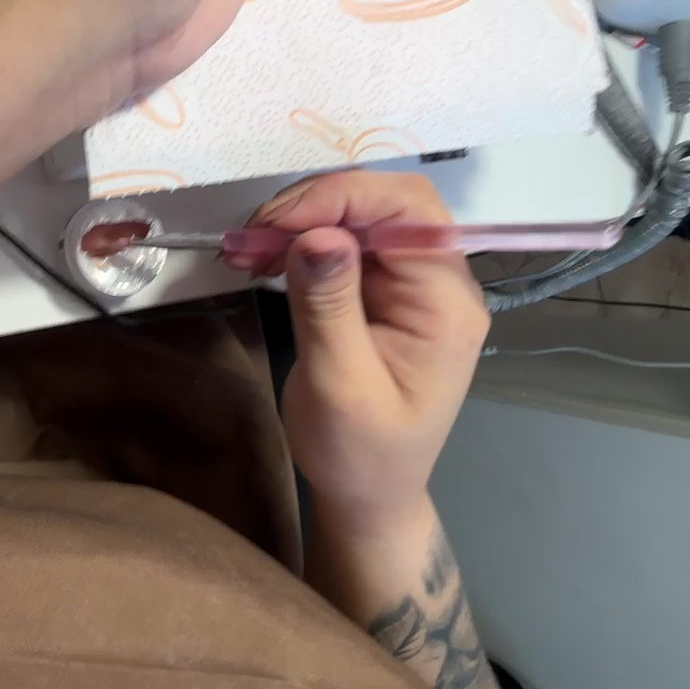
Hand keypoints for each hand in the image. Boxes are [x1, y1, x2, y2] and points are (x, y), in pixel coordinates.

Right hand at [234, 171, 489, 538]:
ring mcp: (407, 282)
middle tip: (252, 236)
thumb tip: (317, 235)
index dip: (338, 198)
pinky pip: (339, 241)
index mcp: (443, 302)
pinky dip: (295, 240)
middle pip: (382, 202)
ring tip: (246, 251)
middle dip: (312, 205)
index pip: (406, 210)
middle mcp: (435, 279)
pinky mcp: (378, 288)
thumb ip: (329, 306)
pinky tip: (260, 258)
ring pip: (355, 215)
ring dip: (297, 221)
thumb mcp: (338, 383)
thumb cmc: (359, 449)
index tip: (273, 225)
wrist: (366, 489)